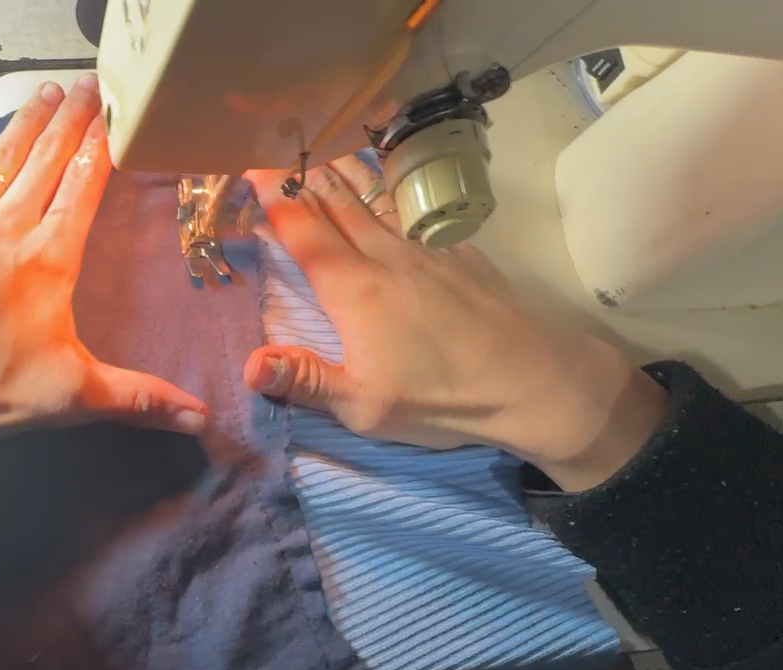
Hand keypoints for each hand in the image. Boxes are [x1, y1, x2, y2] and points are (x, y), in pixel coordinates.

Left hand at [0, 76, 207, 436]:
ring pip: (0, 157)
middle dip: (72, 118)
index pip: (83, 185)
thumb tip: (201, 417)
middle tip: (90, 84)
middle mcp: (6, 226)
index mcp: (48, 258)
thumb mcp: (71, 396)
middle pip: (46, 158)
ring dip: (26, 122)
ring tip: (47, 91)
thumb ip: (138, 398)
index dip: (102, 145)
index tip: (116, 113)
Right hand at [244, 156, 665, 490]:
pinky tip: (385, 184)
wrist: (533, 381)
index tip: (253, 170)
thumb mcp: (362, 405)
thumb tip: (249, 365)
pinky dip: (387, 188)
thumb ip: (304, 381)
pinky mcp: (457, 253)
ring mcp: (426, 250)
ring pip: (374, 200)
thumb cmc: (440, 398)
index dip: (277, 202)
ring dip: (343, 173)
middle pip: (337, 206)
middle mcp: (386, 258)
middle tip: (278, 151)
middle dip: (302, 177)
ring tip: (322, 150)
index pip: (306, 236)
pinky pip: (410, 210)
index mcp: (355, 292)